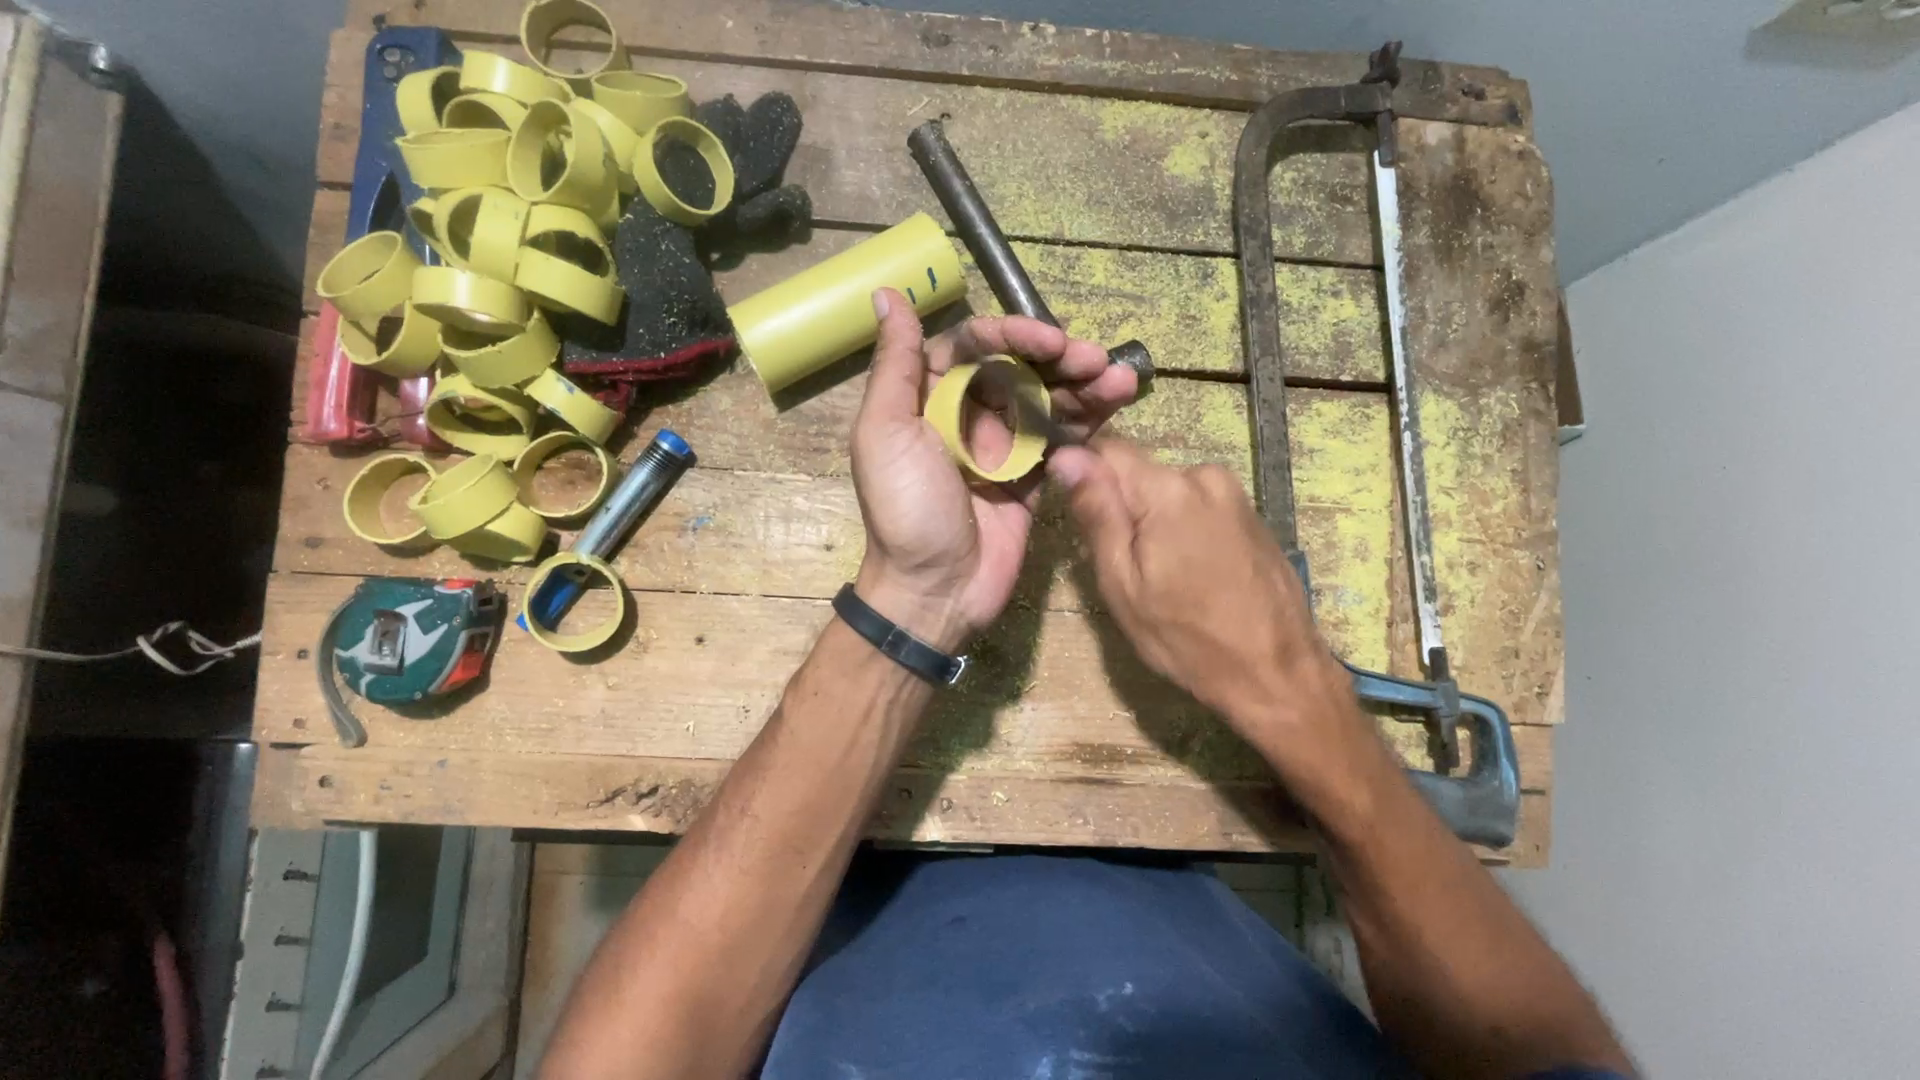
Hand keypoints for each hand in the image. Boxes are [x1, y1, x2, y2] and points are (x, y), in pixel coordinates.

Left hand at [850, 288, 1137, 651]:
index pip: (973, 344)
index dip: (1011, 333)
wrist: (934, 591)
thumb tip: (886, 293)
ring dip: (1083, 384)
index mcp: (927, 396)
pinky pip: (1063, 438)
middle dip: (1058, 357)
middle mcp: (966, 413)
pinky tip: (1117, 401)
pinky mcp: (1033, 477)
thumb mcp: (884, 432)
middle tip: (1094, 359)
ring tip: (1119, 378)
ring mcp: (1003, 446)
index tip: (1048, 339)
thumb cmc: (905, 510)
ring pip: (1047, 399)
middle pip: (1018, 367)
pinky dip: (1090, 419)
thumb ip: (893, 364)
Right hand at [1046, 438, 1363, 764]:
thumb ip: (1096, 513)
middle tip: (1125, 569)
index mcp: (1167, 489)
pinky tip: (1193, 577)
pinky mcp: (1252, 516)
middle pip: (1140, 475)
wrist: (1276, 672)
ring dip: (1154, 524)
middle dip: (1123, 510)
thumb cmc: (1186, 637)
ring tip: (1162, 579)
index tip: (1080, 518)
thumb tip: (1065, 457)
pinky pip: (1198, 509)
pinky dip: (1184, 532)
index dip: (1083, 475)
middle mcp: (1205, 476)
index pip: (1106, 450)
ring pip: (1168, 494)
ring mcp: (1235, 495)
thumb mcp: (1123, 583)